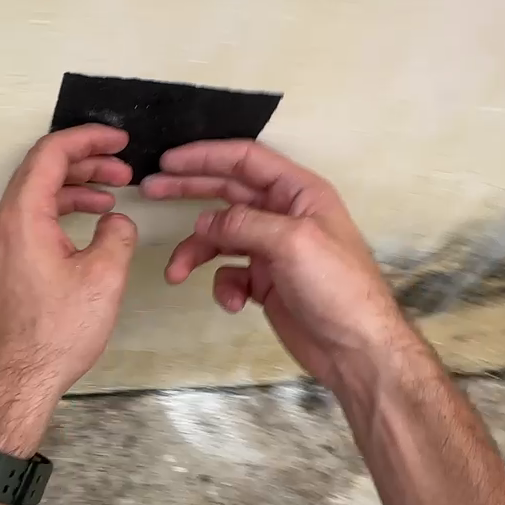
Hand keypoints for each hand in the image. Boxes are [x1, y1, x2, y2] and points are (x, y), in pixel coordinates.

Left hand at [0, 125, 137, 454]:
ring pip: (37, 198)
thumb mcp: (102, 279)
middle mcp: (4, 224)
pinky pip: (33, 223)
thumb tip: (117, 221)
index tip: (121, 140)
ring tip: (113, 196)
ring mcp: (1, 247)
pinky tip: (90, 229)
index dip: (88, 138)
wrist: (16, 382)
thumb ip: (117, 236)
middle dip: (86, 162)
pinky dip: (62, 215)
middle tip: (124, 168)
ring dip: (75, 190)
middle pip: (41, 171)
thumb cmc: (56, 333)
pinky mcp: (5, 268)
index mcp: (23, 216)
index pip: (51, 154)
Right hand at [141, 140, 413, 397]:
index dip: (205, 156)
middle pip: (227, 192)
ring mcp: (272, 249)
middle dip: (188, 191)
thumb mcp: (291, 242)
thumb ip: (244, 224)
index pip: (245, 160)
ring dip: (196, 252)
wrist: (355, 347)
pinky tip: (232, 302)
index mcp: (298, 192)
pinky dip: (223, 286)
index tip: (167, 161)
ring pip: (221, 238)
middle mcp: (283, 215)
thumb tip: (205, 221)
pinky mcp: (264, 282)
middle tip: (150, 190)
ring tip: (175, 272)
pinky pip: (230, 274)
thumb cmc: (336, 287)